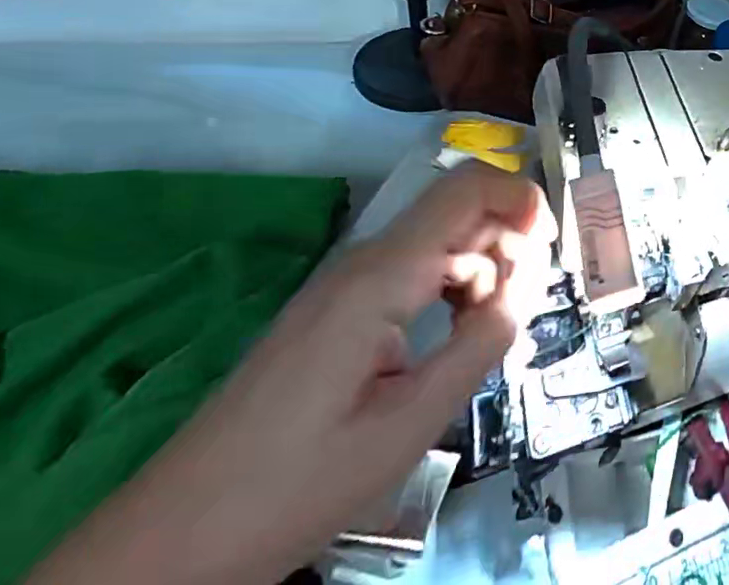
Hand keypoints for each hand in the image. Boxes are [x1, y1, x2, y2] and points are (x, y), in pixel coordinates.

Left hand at [27, 162, 554, 584]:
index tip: (553, 251)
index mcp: (382, 277)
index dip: (522, 199)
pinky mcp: (341, 307)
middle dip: (511, 232)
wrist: (175, 540)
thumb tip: (529, 281)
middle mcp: (365, 261)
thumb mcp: (413, 420)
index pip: (467, 189)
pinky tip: (459, 329)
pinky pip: (416, 268)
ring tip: (496, 323)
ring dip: (485, 262)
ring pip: (440, 236)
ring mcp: (348, 282)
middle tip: (530, 297)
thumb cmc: (297, 484)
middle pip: (457, 204)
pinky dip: (455, 284)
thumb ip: (484, 340)